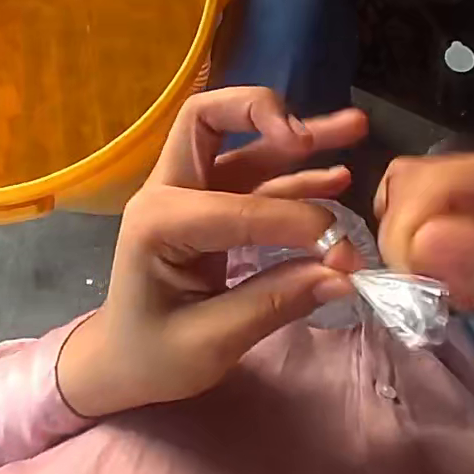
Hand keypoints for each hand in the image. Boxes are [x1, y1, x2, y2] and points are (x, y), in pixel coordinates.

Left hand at [56, 87, 368, 417]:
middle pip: (206, 119)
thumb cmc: (150, 356)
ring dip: (295, 134)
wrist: (119, 362)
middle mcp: (168, 193)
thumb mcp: (208, 343)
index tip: (344, 254)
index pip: (238, 208)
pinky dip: (296, 173)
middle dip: (260, 111)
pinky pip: (256, 179)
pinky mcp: (211, 206)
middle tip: (306, 134)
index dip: (297, 225)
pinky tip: (337, 176)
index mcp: (157, 224)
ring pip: (241, 143)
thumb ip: (274, 303)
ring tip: (354, 127)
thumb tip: (343, 274)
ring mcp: (189, 195)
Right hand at [375, 147, 473, 453]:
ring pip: (413, 191)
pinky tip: (445, 282)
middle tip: (426, 296)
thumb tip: (425, 238)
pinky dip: (414, 245)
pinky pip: (423, 211)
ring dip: (405, 241)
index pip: (444, 180)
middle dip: (404, 237)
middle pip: (421, 178)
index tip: (421, 295)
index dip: (411, 232)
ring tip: (437, 290)